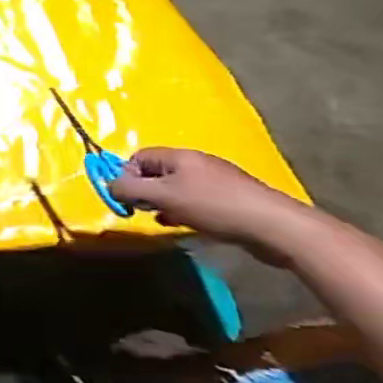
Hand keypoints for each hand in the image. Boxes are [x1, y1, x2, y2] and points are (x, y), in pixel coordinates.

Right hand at [109, 147, 316, 258]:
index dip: (126, 175)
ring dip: (164, 202)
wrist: (273, 226)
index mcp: (179, 156)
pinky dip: (183, 210)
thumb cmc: (213, 206)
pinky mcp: (229, 199)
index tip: (125, 198)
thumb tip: (110, 185)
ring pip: (176, 188)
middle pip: (157, 171)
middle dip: (144, 190)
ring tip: (163, 219)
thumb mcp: (165, 197)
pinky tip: (185, 224)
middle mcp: (195, 163)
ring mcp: (214, 181)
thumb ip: (132, 189)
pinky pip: (194, 200)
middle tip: (141, 210)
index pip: (139, 157)